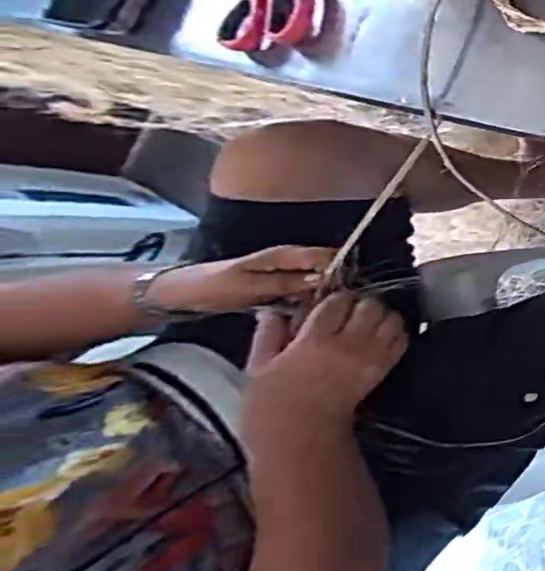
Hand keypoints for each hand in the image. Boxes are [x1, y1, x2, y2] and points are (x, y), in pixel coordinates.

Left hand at [146, 246, 332, 314]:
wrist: (177, 294)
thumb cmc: (211, 287)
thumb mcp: (247, 286)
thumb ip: (286, 282)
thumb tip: (324, 279)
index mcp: (288, 254)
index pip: (330, 256)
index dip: (341, 271)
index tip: (341, 294)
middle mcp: (294, 260)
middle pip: (329, 267)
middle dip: (335, 285)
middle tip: (332, 308)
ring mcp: (289, 271)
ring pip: (320, 279)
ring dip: (323, 295)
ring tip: (321, 315)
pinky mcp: (283, 284)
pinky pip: (306, 289)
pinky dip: (310, 300)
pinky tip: (307, 314)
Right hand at [242, 293, 405, 429]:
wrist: (300, 435)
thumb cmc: (270, 405)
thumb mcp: (258, 368)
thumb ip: (269, 335)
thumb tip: (274, 311)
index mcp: (314, 341)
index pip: (337, 302)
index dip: (333, 300)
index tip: (327, 307)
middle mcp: (349, 343)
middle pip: (370, 304)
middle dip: (360, 304)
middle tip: (348, 315)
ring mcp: (373, 353)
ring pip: (391, 317)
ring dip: (381, 315)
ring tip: (366, 324)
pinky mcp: (386, 365)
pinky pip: (402, 337)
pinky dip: (395, 331)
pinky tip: (380, 336)